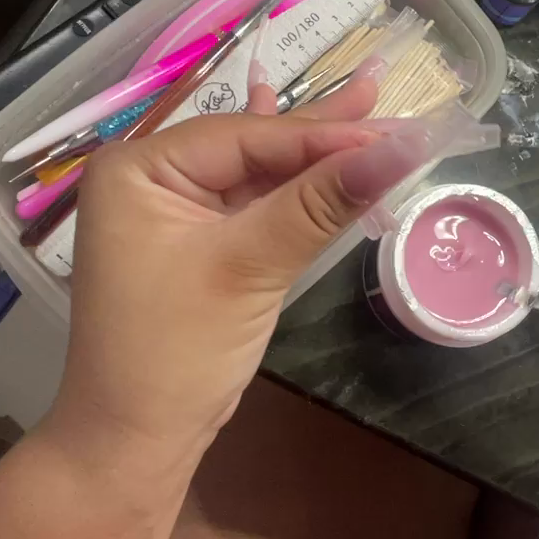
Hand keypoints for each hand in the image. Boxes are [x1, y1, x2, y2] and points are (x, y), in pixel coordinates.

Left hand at [53, 78, 423, 455]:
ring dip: (316, 154)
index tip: (397, 133)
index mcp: (140, 167)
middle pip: (255, 145)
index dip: (325, 135)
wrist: (137, 440)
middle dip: (322, 131)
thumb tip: (401, 148)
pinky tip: (313, 145)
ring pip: (261, 171)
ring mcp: (176, 209)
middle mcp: (153, 176)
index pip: (248, 137)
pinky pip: (255, 201)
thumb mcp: (249, 267)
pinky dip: (295, 186)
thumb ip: (321, 203)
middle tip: (384, 98)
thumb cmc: (177, 351)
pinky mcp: (200, 241)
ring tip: (368, 107)